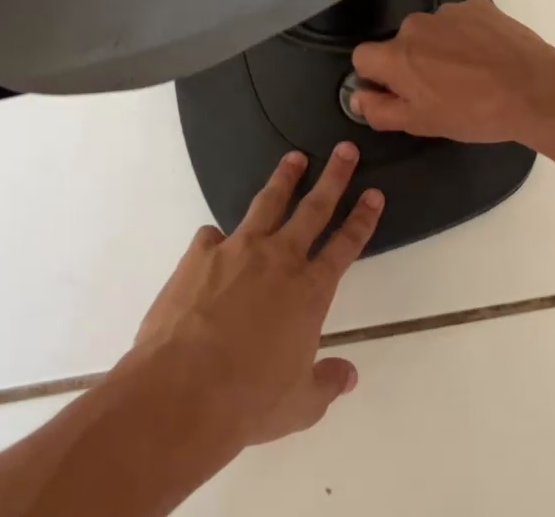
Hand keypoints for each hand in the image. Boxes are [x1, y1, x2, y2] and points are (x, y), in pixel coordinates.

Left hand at [132, 143, 381, 447]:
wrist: (180, 392)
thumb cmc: (249, 401)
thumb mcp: (299, 404)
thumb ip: (326, 384)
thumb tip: (348, 376)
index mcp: (310, 291)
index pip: (346, 245)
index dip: (363, 218)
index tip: (373, 194)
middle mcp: (278, 260)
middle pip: (314, 208)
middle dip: (333, 177)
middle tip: (344, 150)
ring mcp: (236, 252)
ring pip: (267, 203)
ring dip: (283, 179)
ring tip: (293, 159)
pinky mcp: (198, 257)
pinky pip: (212, 237)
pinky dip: (218, 239)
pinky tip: (216, 243)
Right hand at [348, 0, 554, 144]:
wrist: (535, 89)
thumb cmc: (474, 113)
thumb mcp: (422, 123)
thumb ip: (381, 110)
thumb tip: (356, 98)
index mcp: (396, 55)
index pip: (363, 57)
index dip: (376, 77)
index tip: (399, 92)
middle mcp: (415, 25)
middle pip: (400, 43)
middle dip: (413, 62)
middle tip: (442, 89)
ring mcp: (449, 11)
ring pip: (432, 31)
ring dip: (441, 48)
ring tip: (471, 73)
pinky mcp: (478, 5)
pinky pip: (460, 21)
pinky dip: (467, 36)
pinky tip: (488, 56)